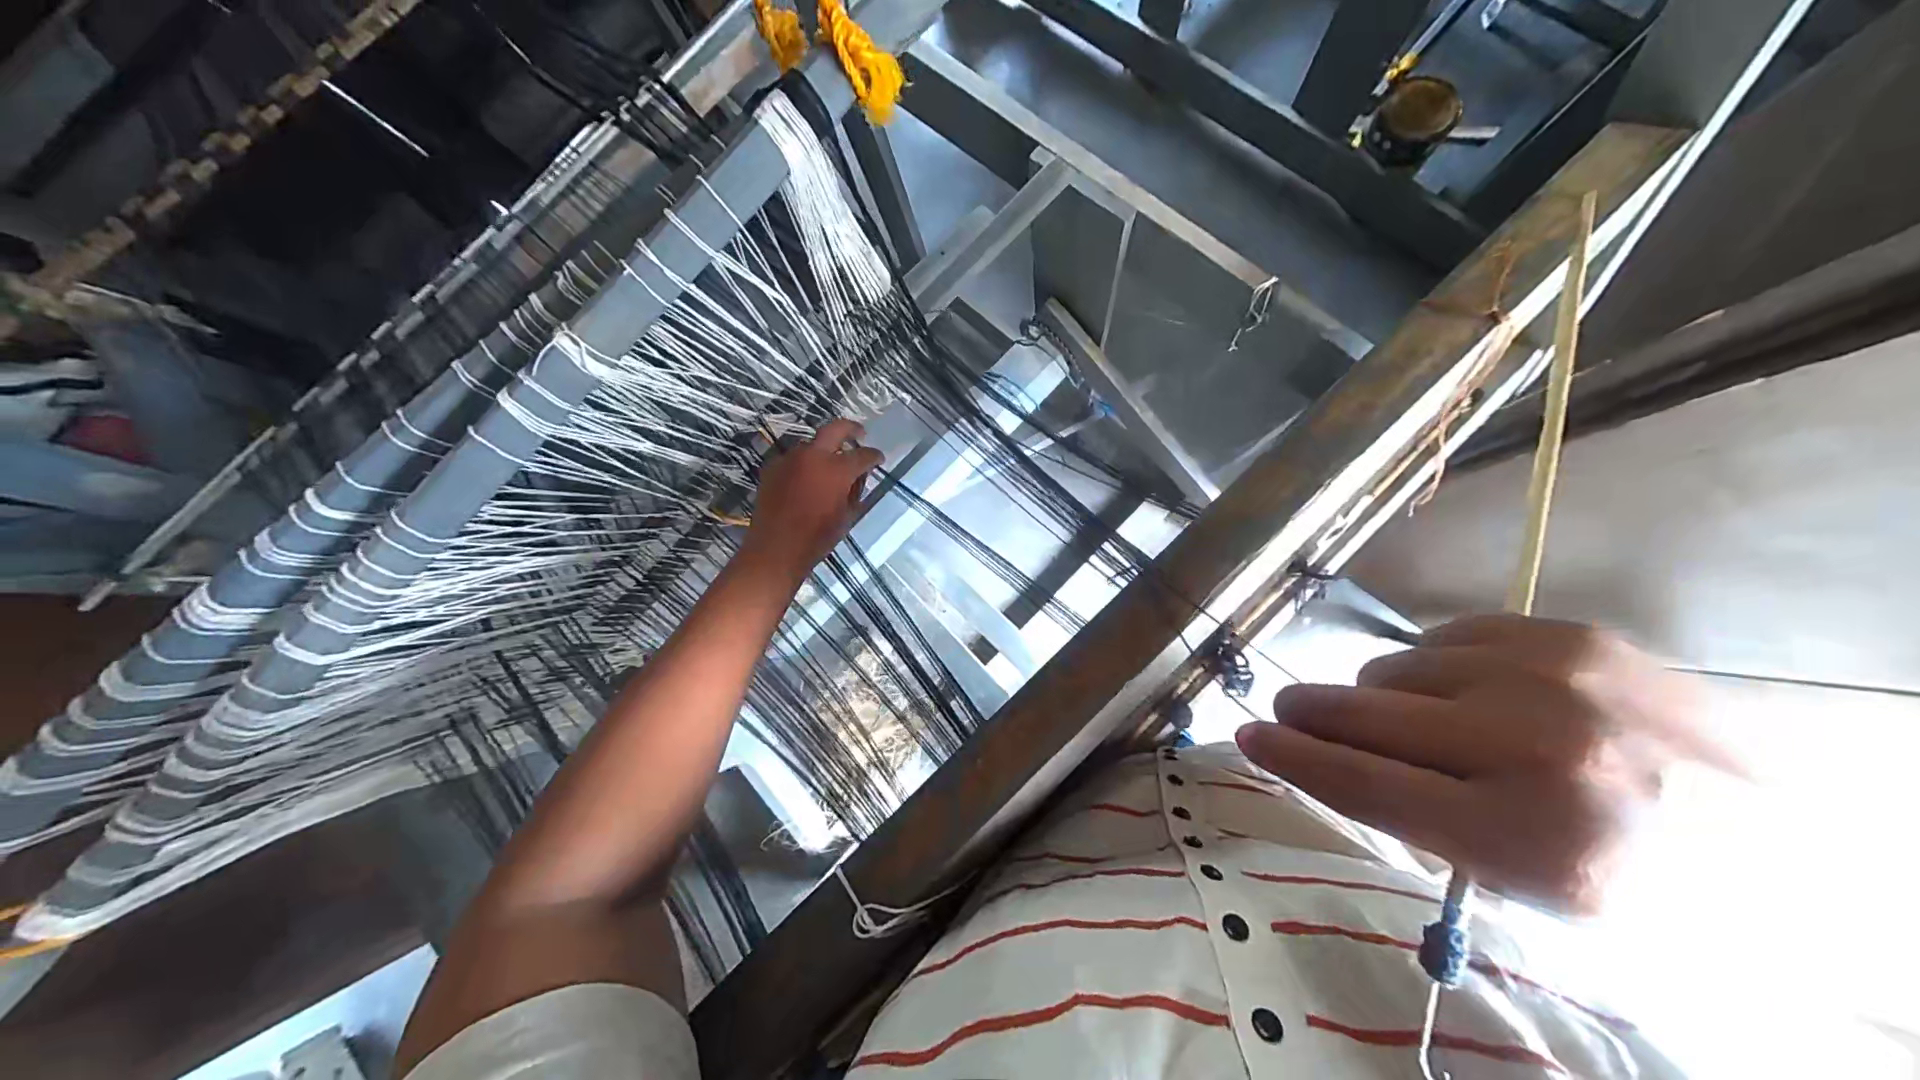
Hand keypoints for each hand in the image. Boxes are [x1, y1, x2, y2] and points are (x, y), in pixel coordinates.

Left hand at [738, 418, 883, 582]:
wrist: (776, 549)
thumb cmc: (817, 538)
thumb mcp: (847, 516)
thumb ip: (855, 490)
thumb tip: (857, 477)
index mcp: (837, 470)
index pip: (863, 455)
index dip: (874, 456)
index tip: (879, 458)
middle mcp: (813, 456)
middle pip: (835, 429)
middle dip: (851, 429)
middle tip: (860, 434)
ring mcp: (790, 459)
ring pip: (811, 444)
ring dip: (824, 449)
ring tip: (830, 463)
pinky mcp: (772, 468)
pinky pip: (794, 458)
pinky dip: (805, 463)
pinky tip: (807, 478)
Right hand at [1236, 614, 1734, 915]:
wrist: (1794, 830)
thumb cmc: (1645, 882)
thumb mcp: (1528, 890)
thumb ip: (1418, 824)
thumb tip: (1323, 758)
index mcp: (1530, 837)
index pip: (1364, 783)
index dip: (1293, 757)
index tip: (1249, 734)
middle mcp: (1535, 745)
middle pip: (1362, 712)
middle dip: (1309, 713)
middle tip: (1292, 713)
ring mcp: (1551, 676)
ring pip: (1393, 668)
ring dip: (1384, 697)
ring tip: (1424, 722)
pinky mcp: (1568, 633)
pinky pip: (1443, 638)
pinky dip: (1433, 667)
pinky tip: (1470, 692)